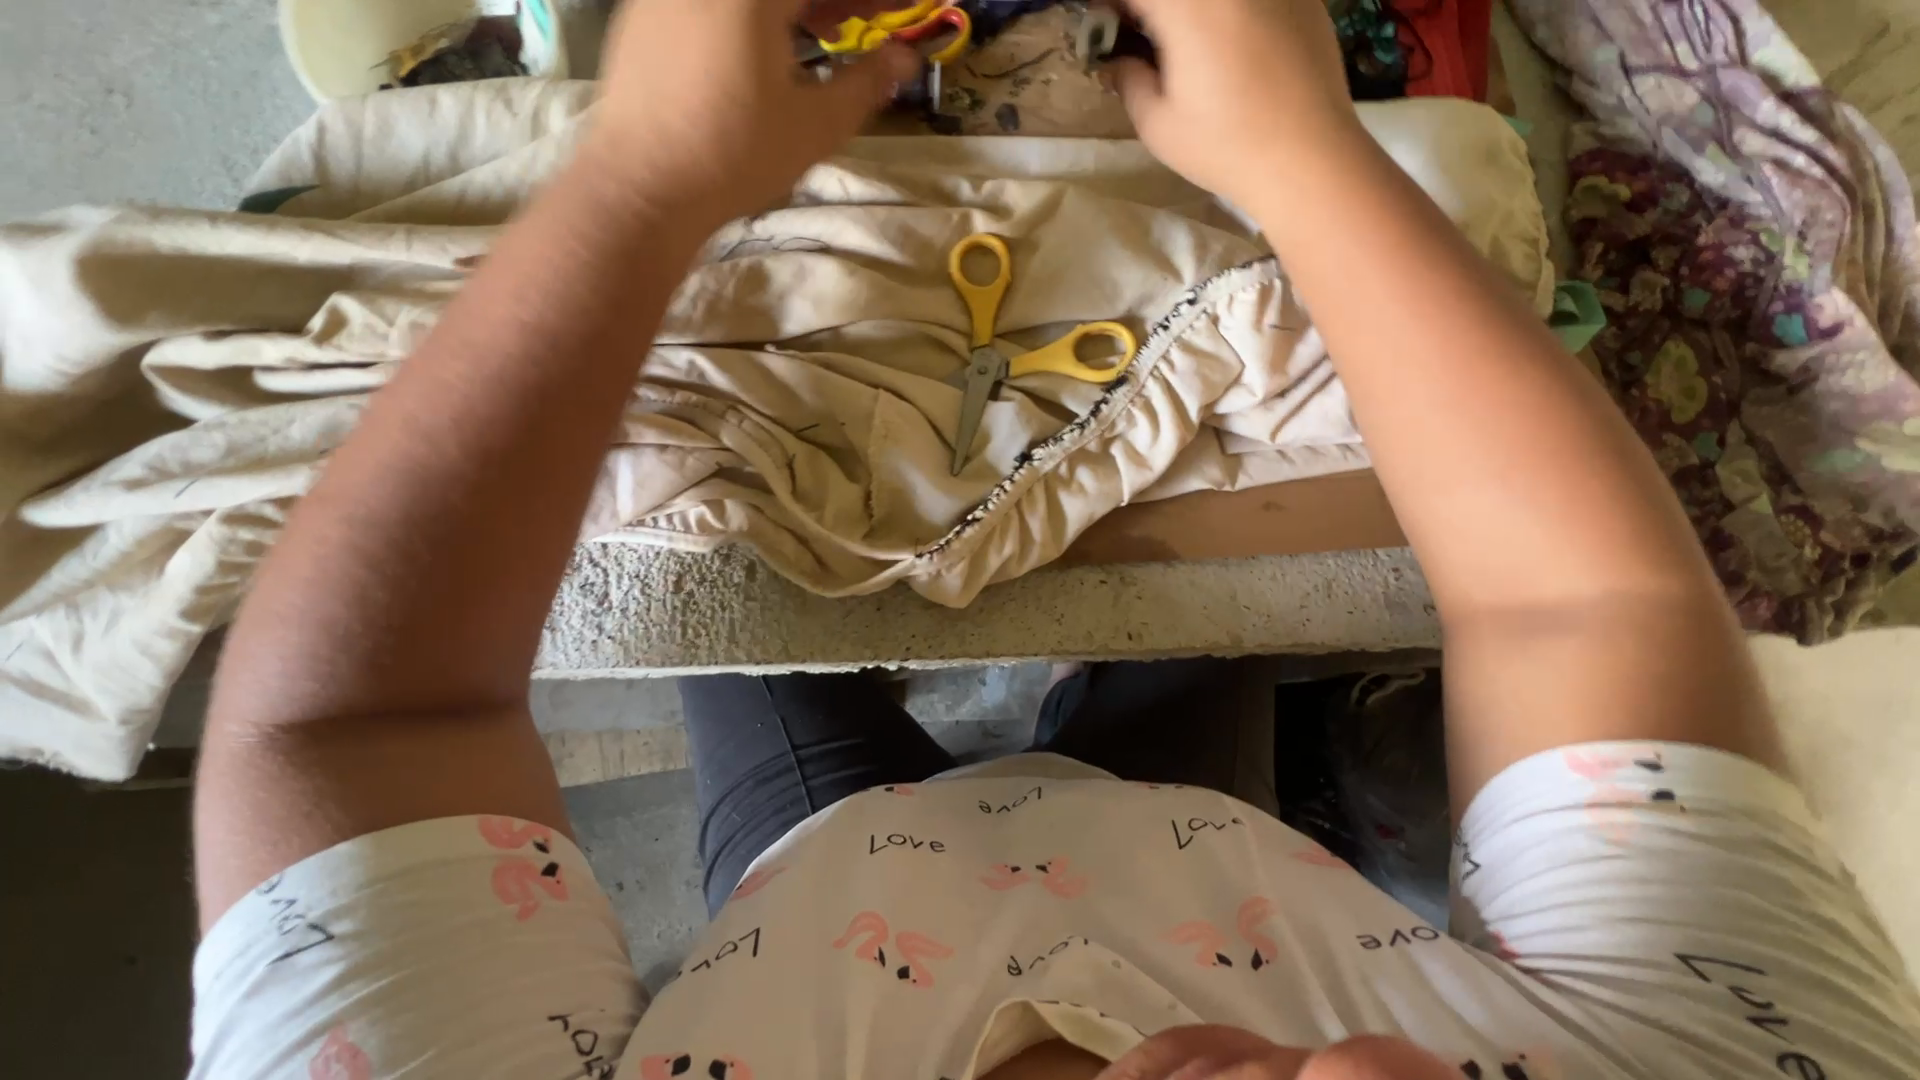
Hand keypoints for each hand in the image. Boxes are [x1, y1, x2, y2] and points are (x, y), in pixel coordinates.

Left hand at [582, 0, 918, 225]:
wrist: (643, 187)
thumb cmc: (736, 157)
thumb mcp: (815, 126)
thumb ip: (866, 84)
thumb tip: (906, 58)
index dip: (872, 2)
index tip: (895, 17)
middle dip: (832, 3)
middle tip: (859, 22)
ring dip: (793, 7)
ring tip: (819, 30)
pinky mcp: (644, 10)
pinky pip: (712, 1)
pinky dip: (749, 11)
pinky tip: (765, 41)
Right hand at [1109, 0, 1362, 209]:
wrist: (1308, 156)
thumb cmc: (1223, 147)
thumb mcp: (1158, 125)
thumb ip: (1128, 81)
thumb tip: (1119, 61)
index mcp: (1187, 6)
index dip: (1113, 7)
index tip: (1106, 27)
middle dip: (1152, 10)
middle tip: (1144, 36)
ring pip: (1211, 1)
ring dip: (1189, 15)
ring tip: (1187, 46)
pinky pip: (1251, 3)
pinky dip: (1230, 17)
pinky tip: (1232, 48)